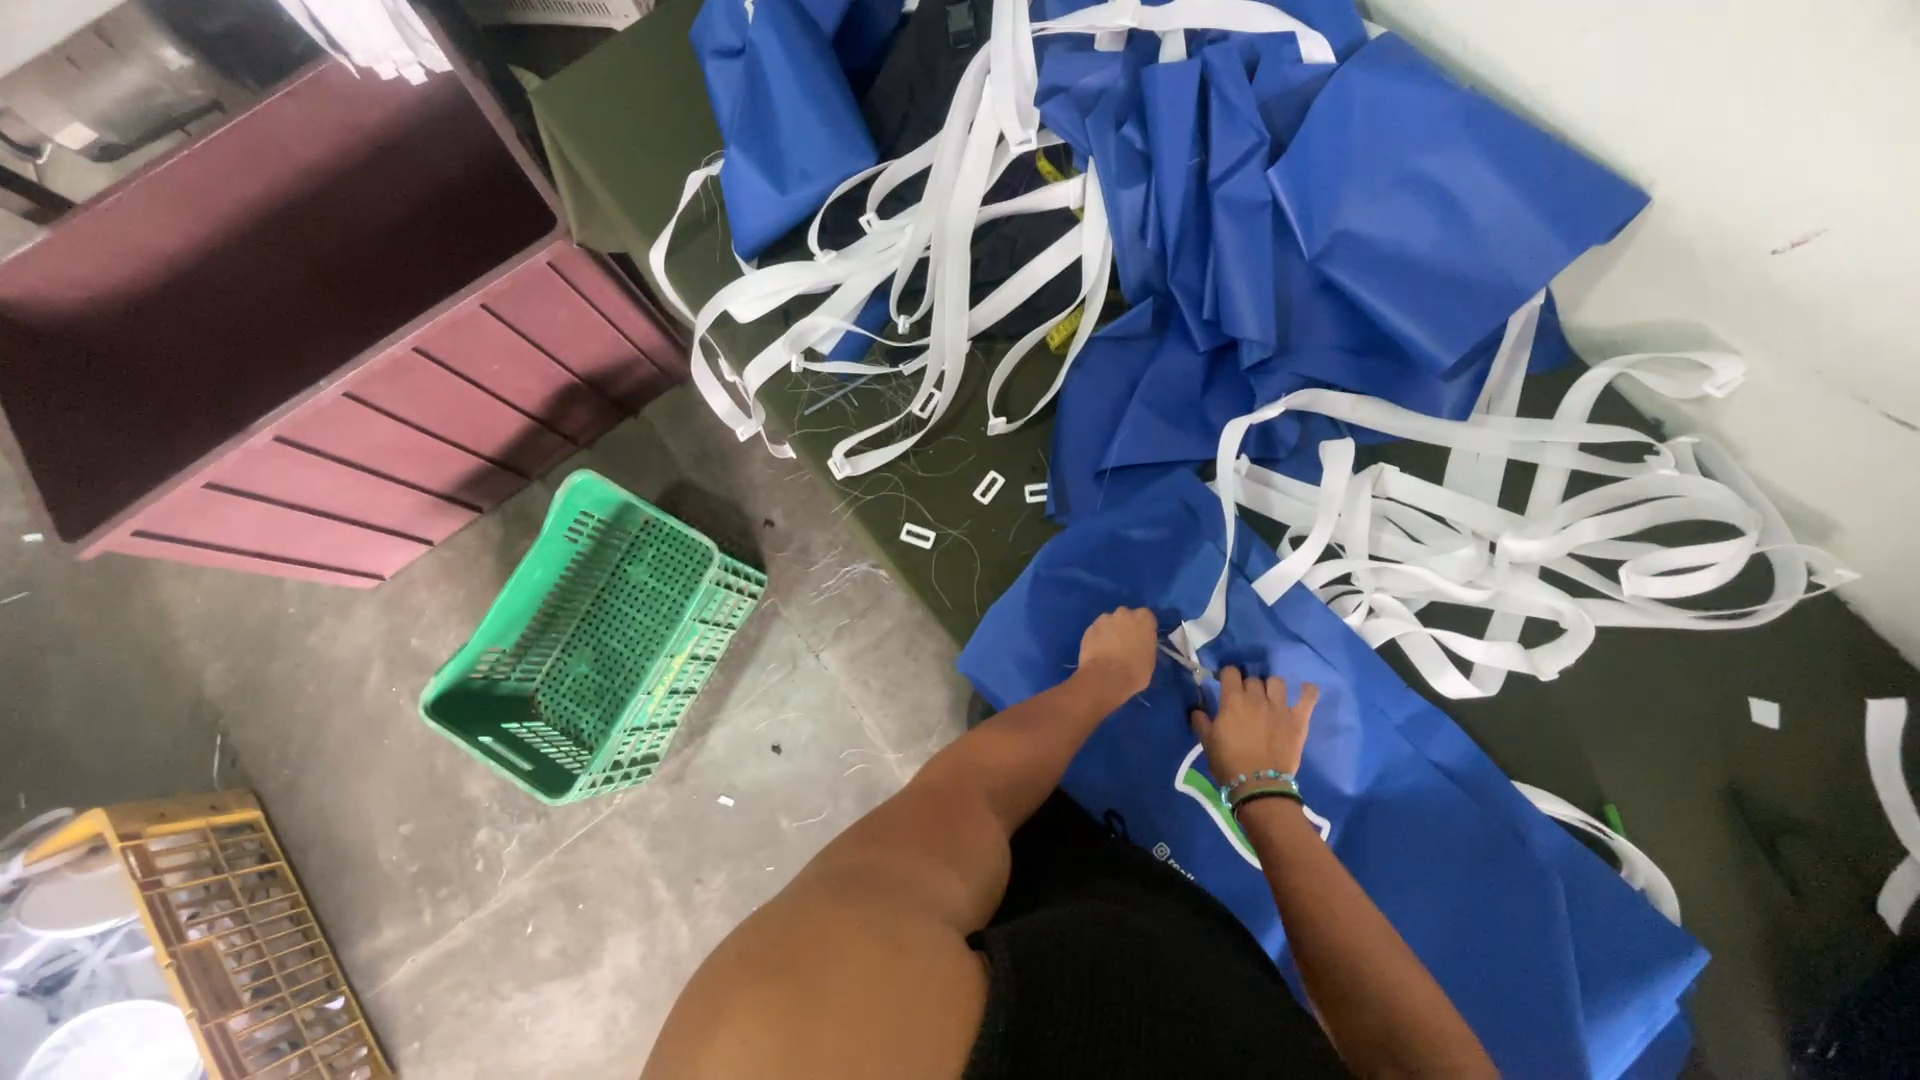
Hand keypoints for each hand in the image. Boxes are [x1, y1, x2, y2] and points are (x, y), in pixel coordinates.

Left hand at [1074, 607, 1158, 704]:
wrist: (1106, 677)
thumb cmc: (1135, 671)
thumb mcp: (1150, 659)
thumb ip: (1145, 645)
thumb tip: (1139, 646)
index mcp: (1143, 618)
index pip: (1146, 617)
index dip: (1143, 629)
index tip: (1141, 640)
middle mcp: (1124, 613)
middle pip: (1125, 617)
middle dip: (1125, 627)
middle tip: (1124, 644)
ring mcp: (1104, 619)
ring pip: (1108, 623)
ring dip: (1109, 632)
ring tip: (1108, 650)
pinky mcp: (1089, 629)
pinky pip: (1096, 632)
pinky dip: (1097, 639)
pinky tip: (1097, 653)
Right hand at [1191, 667, 1316, 780]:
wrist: (1259, 785)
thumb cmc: (1228, 763)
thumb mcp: (1207, 742)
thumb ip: (1201, 722)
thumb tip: (1197, 710)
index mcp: (1233, 700)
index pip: (1231, 672)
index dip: (1228, 676)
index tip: (1226, 684)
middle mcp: (1257, 698)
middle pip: (1254, 679)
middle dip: (1249, 686)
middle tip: (1247, 700)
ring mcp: (1280, 707)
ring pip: (1277, 682)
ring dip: (1272, 687)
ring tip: (1270, 698)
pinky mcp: (1298, 719)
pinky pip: (1308, 697)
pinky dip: (1308, 691)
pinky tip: (1305, 690)